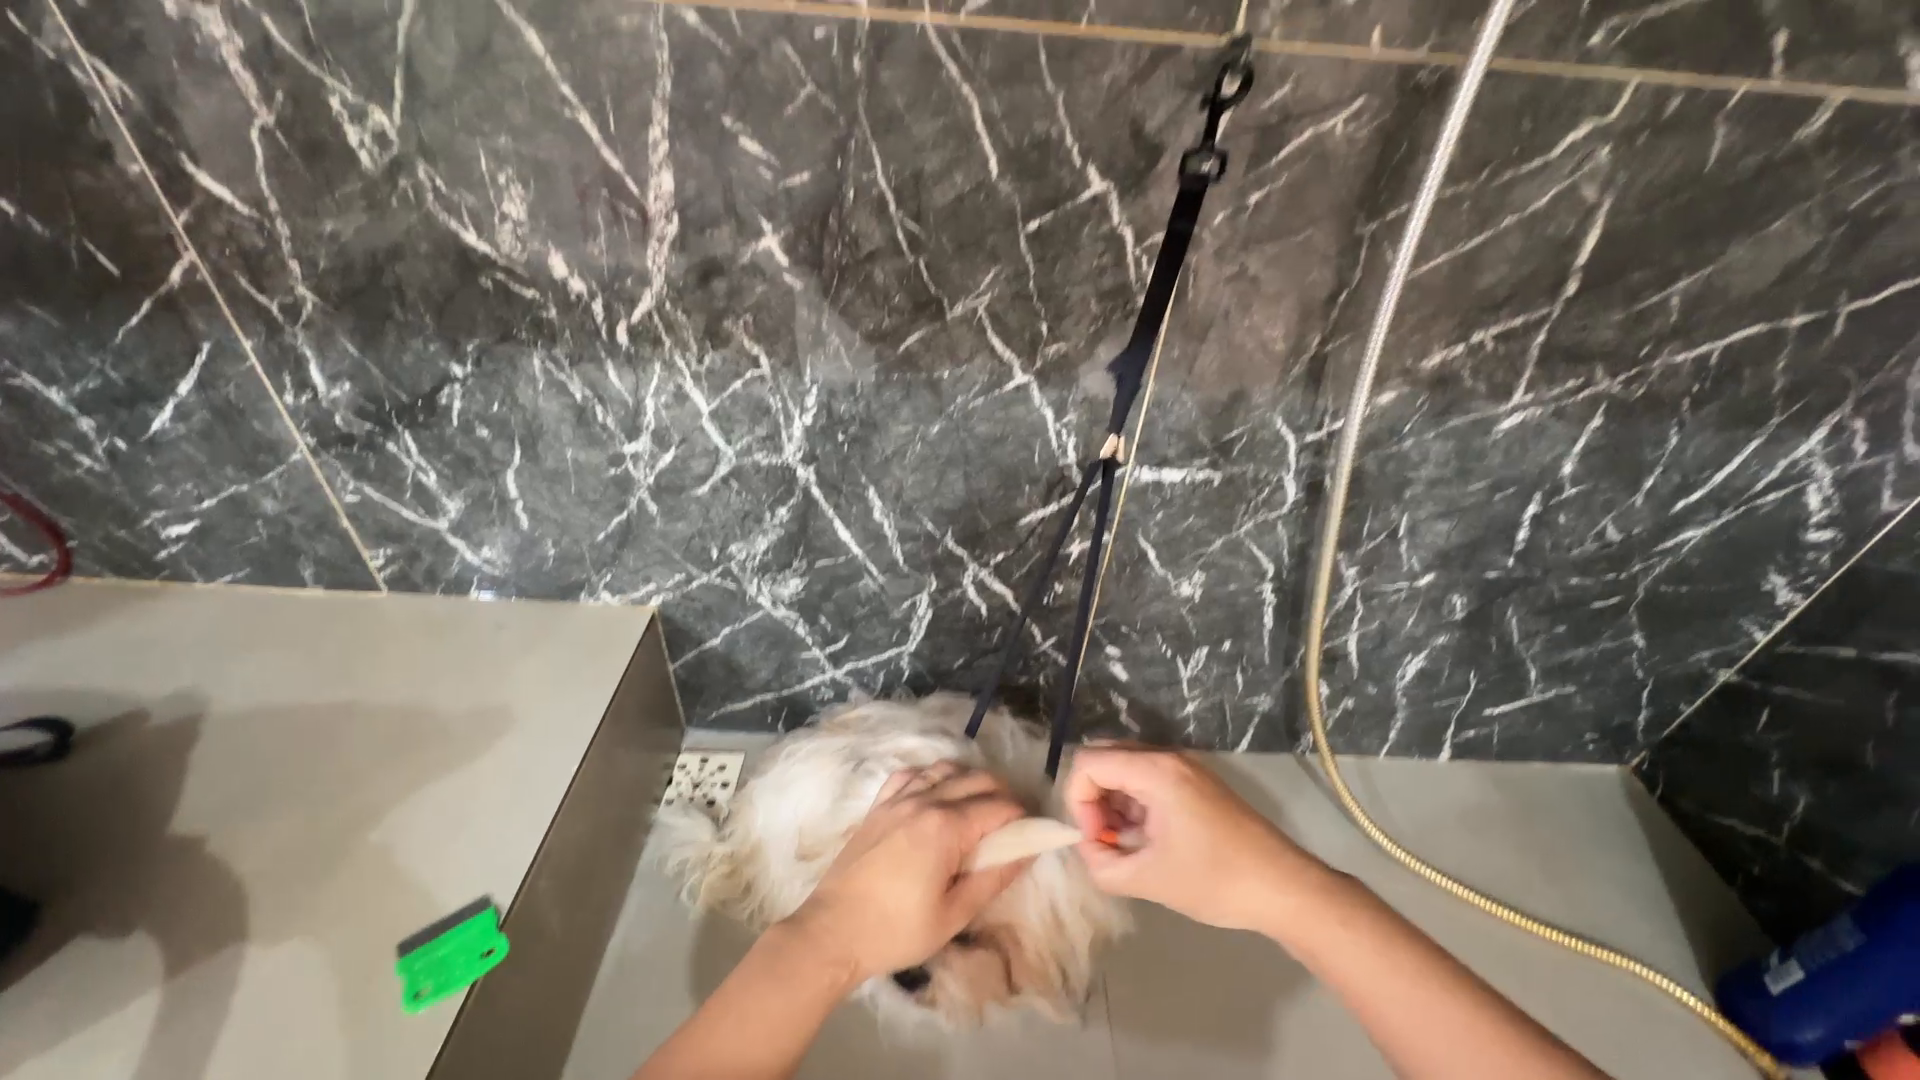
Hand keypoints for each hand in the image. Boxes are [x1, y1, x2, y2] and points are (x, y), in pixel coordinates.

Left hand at [780, 763, 1027, 983]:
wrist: (832, 932)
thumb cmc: (897, 930)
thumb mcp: (954, 914)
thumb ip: (994, 878)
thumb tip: (1028, 852)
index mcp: (946, 827)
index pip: (999, 806)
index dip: (1022, 816)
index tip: (1032, 833)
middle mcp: (924, 800)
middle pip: (977, 779)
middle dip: (1003, 794)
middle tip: (1012, 824)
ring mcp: (897, 799)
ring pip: (945, 768)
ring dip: (970, 780)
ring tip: (978, 808)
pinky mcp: (878, 805)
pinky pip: (911, 774)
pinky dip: (932, 777)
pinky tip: (936, 795)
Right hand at [1064, 743, 1330, 931]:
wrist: (1285, 889)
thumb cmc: (1216, 880)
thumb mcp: (1148, 880)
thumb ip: (1102, 865)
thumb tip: (1089, 850)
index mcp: (1155, 771)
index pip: (1088, 764)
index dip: (1079, 802)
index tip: (1098, 841)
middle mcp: (1168, 758)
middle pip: (1106, 759)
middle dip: (1094, 800)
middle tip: (1107, 841)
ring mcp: (1186, 769)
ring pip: (1126, 770)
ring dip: (1115, 804)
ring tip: (1128, 846)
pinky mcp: (1198, 785)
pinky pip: (1149, 781)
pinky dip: (1137, 805)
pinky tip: (1149, 842)